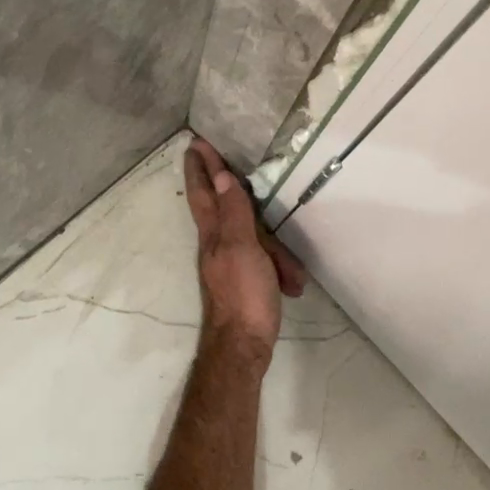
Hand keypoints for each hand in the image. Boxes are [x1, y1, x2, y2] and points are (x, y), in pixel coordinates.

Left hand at [183, 137, 306, 361]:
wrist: (243, 346)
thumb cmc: (243, 295)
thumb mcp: (241, 248)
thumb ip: (233, 212)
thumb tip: (219, 175)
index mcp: (214, 234)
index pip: (204, 192)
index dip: (201, 168)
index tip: (196, 143)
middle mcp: (218, 246)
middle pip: (229, 212)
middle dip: (238, 196)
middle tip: (236, 166)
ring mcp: (230, 266)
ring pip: (255, 242)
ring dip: (277, 254)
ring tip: (293, 277)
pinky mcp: (245, 283)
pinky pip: (265, 266)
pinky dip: (279, 272)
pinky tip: (292, 286)